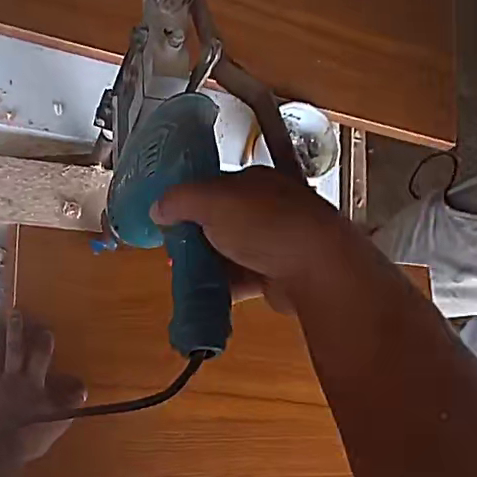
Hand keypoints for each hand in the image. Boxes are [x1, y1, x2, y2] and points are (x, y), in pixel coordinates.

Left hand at [0, 312, 86, 461]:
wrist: (2, 448)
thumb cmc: (32, 434)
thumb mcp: (59, 420)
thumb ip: (71, 403)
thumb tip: (83, 389)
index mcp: (33, 381)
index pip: (41, 356)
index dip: (44, 342)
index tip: (45, 330)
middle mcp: (12, 377)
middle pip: (13, 349)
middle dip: (14, 330)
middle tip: (13, 313)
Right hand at [151, 166, 361, 311]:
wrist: (317, 267)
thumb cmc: (267, 223)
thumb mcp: (212, 201)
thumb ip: (180, 200)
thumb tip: (158, 207)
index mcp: (255, 181)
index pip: (216, 185)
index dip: (190, 200)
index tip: (169, 218)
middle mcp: (269, 208)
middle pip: (223, 221)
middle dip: (197, 237)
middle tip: (174, 251)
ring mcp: (277, 242)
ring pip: (233, 252)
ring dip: (209, 264)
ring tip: (185, 276)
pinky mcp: (279, 274)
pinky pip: (245, 279)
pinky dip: (226, 287)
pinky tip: (208, 295)